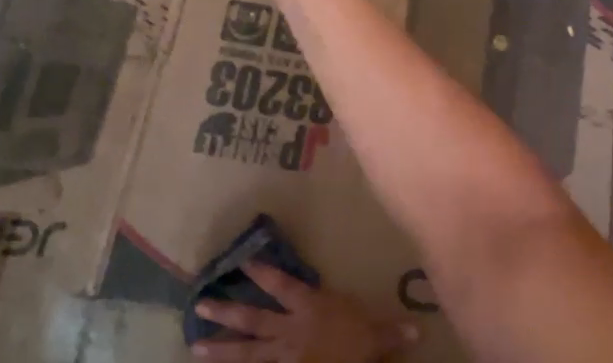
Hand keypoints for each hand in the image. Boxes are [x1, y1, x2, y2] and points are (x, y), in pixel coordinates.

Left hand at [192, 262, 418, 362]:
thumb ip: (390, 330)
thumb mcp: (376, 335)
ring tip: (195, 345)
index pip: (282, 286)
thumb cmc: (358, 348)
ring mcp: (283, 357)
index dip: (264, 273)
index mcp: (310, 309)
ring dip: (221, 348)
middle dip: (227, 312)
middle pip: (254, 320)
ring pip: (247, 352)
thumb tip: (418, 328)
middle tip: (199, 305)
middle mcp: (290, 331)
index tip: (244, 260)